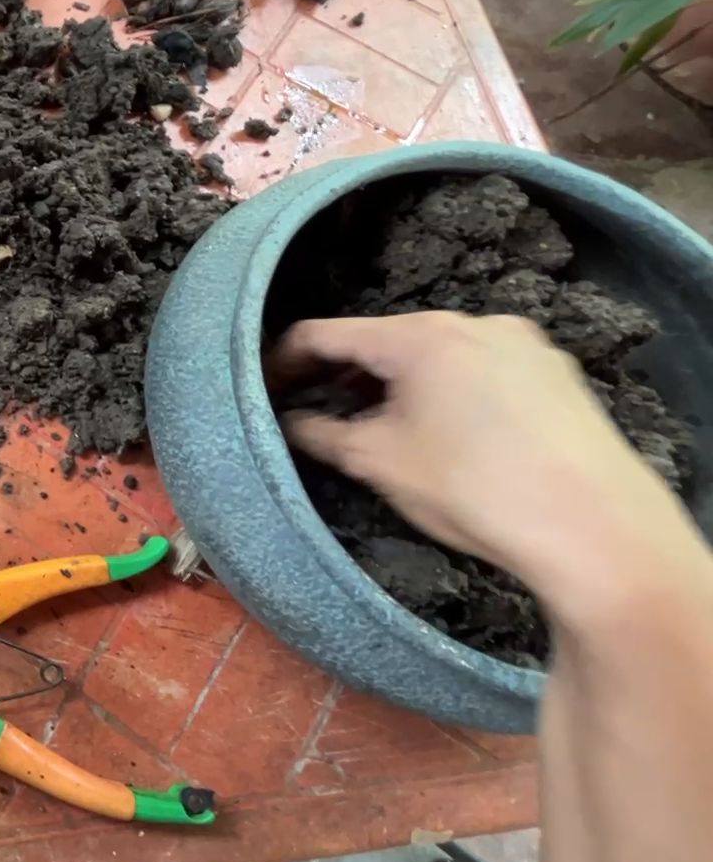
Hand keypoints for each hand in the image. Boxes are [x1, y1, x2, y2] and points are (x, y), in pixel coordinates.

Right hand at [274, 312, 703, 609]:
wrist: (601, 536)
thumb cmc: (470, 487)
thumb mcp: (371, 459)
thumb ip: (314, 431)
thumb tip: (286, 421)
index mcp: (420, 337)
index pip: (322, 334)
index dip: (281, 360)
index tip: (261, 389)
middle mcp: (473, 325)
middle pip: (376, 339)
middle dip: (334, 373)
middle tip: (306, 407)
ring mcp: (521, 347)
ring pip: (424, 353)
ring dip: (382, 382)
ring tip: (363, 421)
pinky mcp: (552, 374)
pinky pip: (467, 367)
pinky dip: (430, 388)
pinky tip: (424, 427)